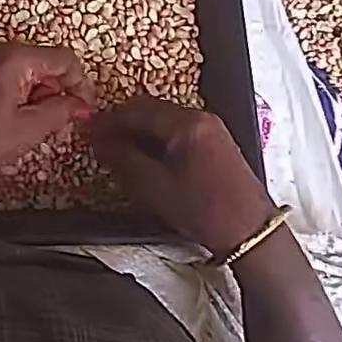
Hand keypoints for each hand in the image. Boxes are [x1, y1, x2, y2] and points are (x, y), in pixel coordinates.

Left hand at [0, 43, 95, 191]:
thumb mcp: (29, 128)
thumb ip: (62, 111)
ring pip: (35, 77)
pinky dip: (27, 102)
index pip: (66, 60)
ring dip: (44, 103)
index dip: (81, 86)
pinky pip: (17, 83)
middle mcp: (2, 53)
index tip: (85, 112)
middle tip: (63, 128)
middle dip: (61, 96)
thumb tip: (82, 107)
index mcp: (16, 58)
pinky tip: (21, 127)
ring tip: (38, 132)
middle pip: (50, 67)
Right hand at [89, 95, 277, 254]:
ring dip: (141, 134)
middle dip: (125, 125)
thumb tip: (100, 140)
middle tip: (102, 142)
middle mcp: (202, 118)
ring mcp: (213, 130)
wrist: (250, 233)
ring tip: (121, 154)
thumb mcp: (154, 186)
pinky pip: (180, 133)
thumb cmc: (203, 210)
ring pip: (166, 123)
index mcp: (187, 123)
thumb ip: (123, 158)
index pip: (138, 109)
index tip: (91, 130)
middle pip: (153, 112)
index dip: (110, 120)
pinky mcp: (217, 145)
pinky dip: (159, 142)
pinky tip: (147, 160)